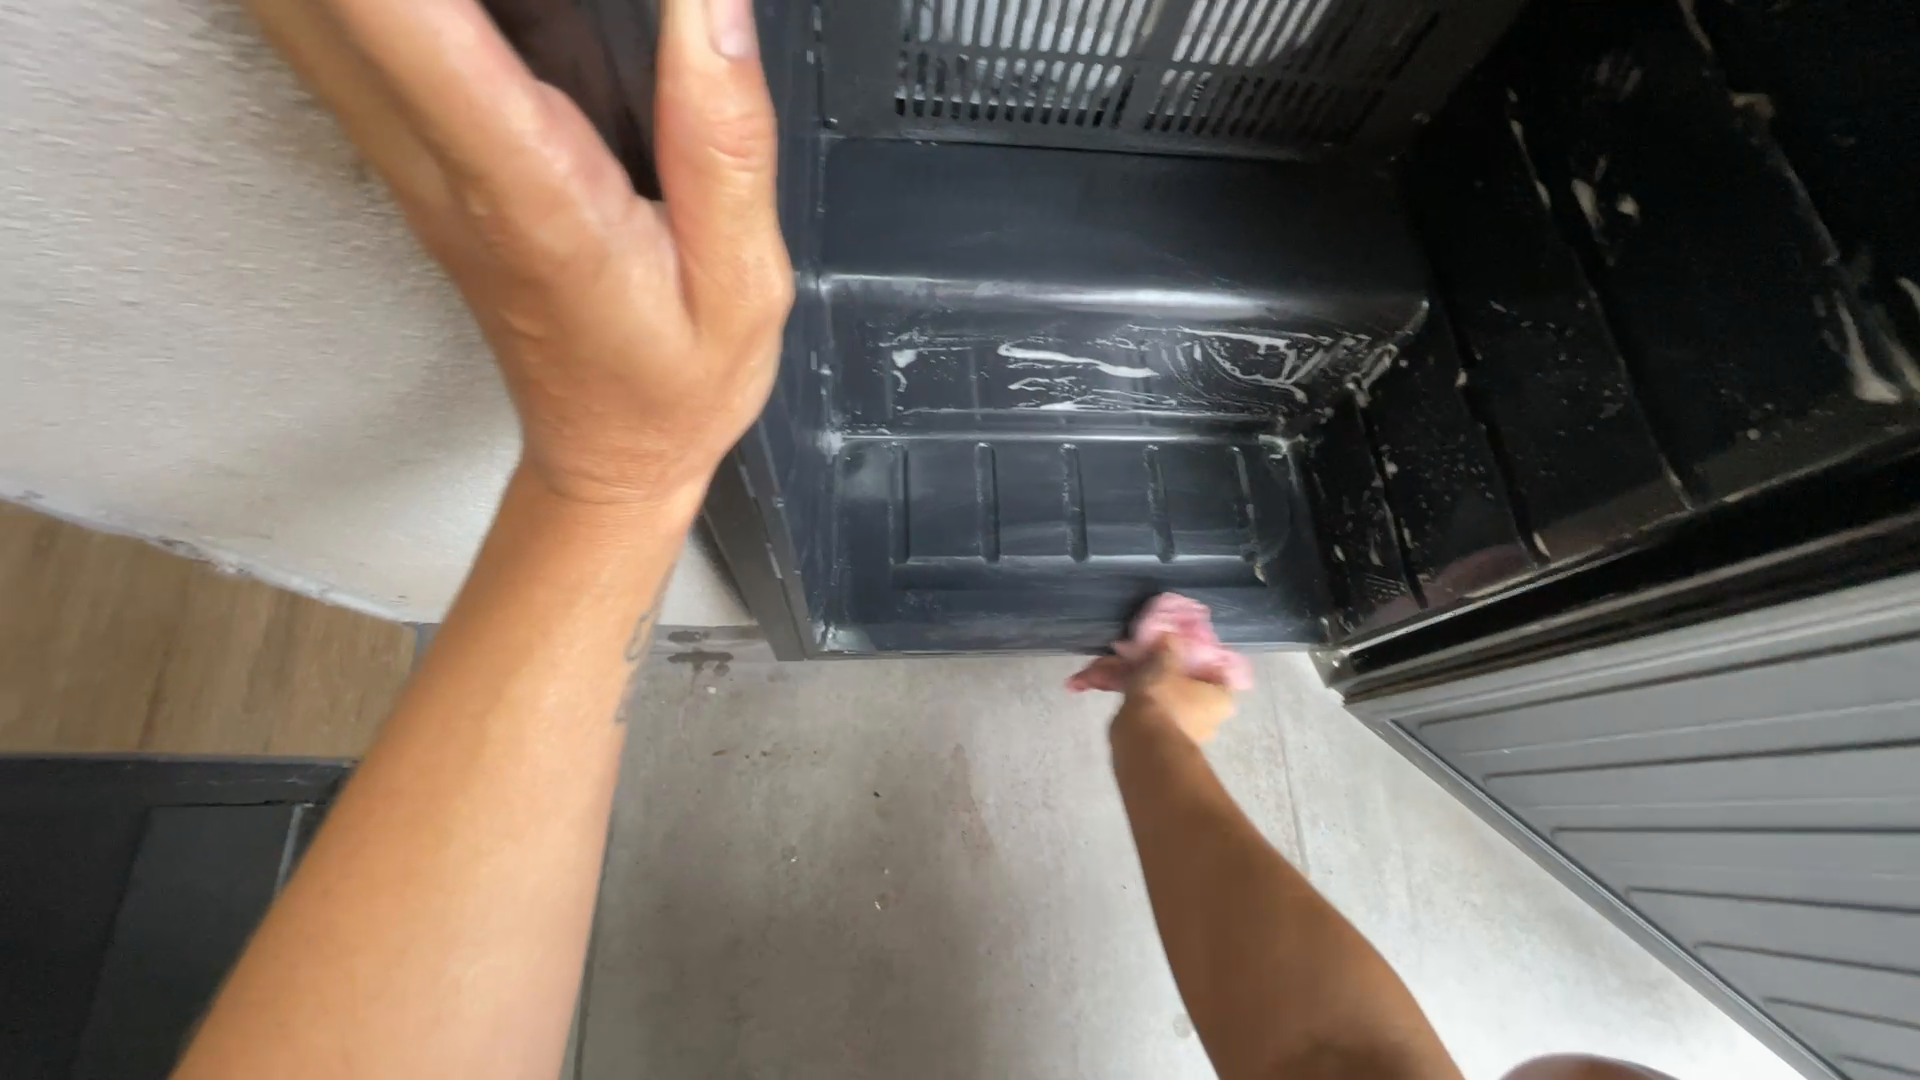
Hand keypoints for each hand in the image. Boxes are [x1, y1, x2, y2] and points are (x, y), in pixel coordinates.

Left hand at [247, 0, 793, 507]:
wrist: (613, 451)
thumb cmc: (675, 386)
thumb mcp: (742, 286)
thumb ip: (726, 145)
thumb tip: (713, 2)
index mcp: (534, 187)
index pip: (406, 3)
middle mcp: (441, 158)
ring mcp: (410, 156)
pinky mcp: (416, 156)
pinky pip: (330, 21)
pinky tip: (462, 0)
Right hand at [1082, 638, 1237, 744]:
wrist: (1141, 742)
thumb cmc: (1164, 698)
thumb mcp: (1165, 662)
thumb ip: (1168, 647)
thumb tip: (1169, 636)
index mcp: (1219, 698)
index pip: (1214, 670)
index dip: (1192, 654)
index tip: (1173, 644)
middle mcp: (1206, 716)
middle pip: (1177, 681)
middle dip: (1147, 666)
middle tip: (1129, 652)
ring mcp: (1179, 728)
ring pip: (1153, 694)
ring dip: (1126, 679)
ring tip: (1099, 669)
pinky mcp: (1155, 736)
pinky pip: (1141, 707)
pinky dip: (1122, 694)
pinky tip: (1093, 682)